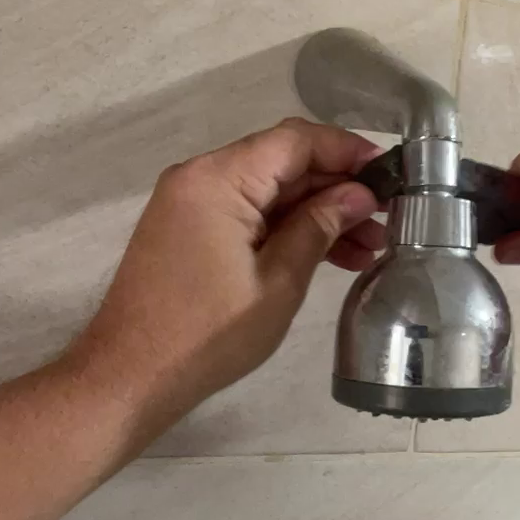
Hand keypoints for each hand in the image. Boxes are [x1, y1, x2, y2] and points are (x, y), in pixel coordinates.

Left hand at [66, 118, 384, 430]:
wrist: (130, 377)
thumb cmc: (207, 334)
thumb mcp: (278, 282)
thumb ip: (319, 227)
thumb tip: (359, 194)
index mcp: (218, 179)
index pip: (295, 141)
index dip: (347, 150)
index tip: (390, 172)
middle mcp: (202, 177)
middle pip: (285, 162)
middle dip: (339, 187)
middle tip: (387, 216)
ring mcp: (195, 202)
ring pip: (273, 190)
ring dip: (320, 212)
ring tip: (371, 246)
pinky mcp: (195, 228)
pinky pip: (253, 212)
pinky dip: (291, 227)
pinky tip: (334, 254)